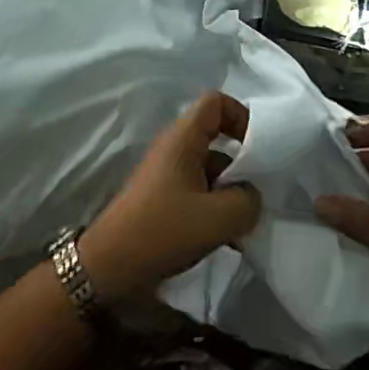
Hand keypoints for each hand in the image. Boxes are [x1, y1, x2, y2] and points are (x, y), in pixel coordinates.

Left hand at [80, 92, 262, 301]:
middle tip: (258, 192)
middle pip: (216, 137)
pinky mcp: (164, 198)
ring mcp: (167, 173)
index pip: (215, 102)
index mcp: (183, 139)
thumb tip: (251, 195)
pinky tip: (228, 240)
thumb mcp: (218, 218)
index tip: (258, 148)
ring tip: (245, 225)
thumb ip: (248, 201)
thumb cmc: (163, 230)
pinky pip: (199, 191)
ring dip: (231, 191)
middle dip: (242, 162)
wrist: (110, 266)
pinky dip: (216, 208)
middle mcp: (174, 148)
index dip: (240, 115)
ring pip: (210, 168)